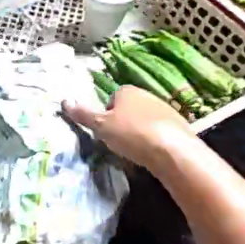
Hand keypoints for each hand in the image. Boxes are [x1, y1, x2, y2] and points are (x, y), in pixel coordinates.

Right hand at [63, 86, 196, 170]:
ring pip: (144, 119)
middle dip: (122, 122)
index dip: (105, 113)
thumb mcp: (100, 126)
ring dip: (138, 131)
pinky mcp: (180, 125)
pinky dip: (154, 139)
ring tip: (134, 148)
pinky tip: (151, 152)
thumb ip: (83, 114)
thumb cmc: (131, 133)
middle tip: (117, 139)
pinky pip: (159, 130)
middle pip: (128, 108)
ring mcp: (166, 110)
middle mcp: (147, 95)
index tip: (105, 129)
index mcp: (127, 91)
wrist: (174, 151)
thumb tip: (64, 101)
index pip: (111, 98)